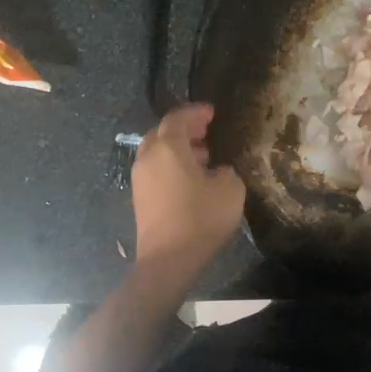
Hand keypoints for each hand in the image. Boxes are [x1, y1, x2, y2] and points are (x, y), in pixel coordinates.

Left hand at [132, 104, 246, 275]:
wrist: (168, 259)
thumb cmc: (201, 218)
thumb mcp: (230, 190)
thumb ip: (226, 172)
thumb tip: (217, 171)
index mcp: (168, 148)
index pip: (178, 118)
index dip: (195, 113)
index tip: (212, 113)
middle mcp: (148, 158)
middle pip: (162, 134)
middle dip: (183, 130)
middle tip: (205, 132)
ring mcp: (140, 180)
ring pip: (157, 154)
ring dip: (177, 150)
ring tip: (203, 157)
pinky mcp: (140, 199)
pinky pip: (155, 172)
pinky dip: (171, 167)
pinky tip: (191, 181)